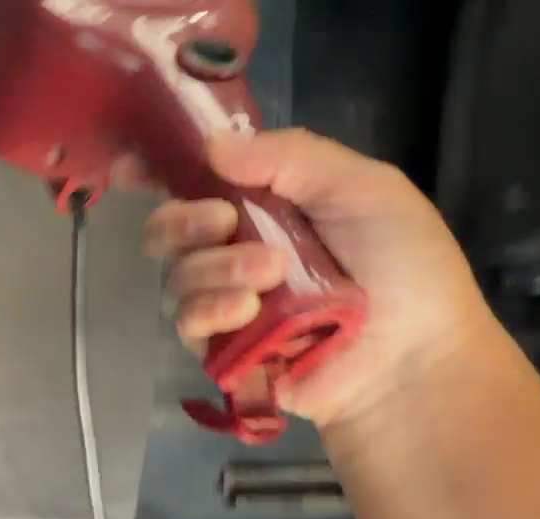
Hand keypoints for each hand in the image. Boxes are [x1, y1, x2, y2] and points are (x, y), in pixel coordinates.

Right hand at [145, 130, 500, 429]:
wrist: (409, 351)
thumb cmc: (403, 265)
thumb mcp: (363, 189)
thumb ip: (292, 158)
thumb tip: (211, 145)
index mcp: (267, 207)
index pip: (198, 185)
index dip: (159, 174)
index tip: (130, 168)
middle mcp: (234, 250)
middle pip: (168, 231)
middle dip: (183, 222)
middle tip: (221, 223)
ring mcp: (223, 300)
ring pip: (178, 276)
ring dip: (218, 269)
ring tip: (271, 276)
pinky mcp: (216, 346)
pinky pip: (186, 321)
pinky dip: (211, 310)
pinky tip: (246, 312)